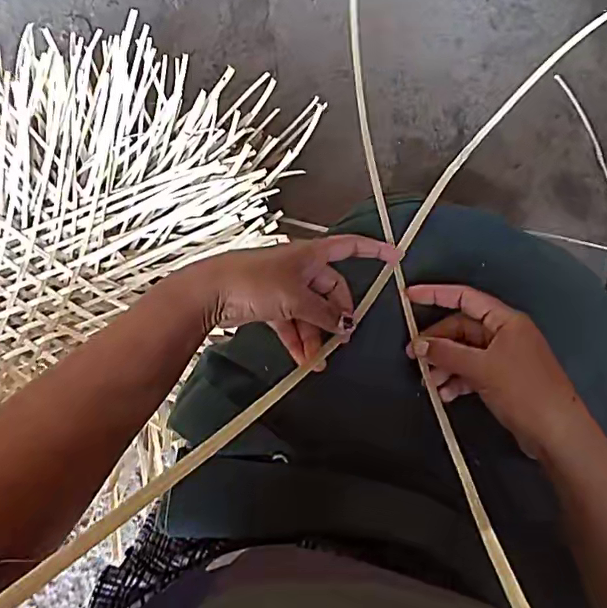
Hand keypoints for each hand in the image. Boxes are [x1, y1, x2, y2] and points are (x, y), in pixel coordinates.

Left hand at [168, 236, 399, 369]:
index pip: (350, 247)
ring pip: (311, 311)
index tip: (395, 256)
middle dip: (337, 317)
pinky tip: (303, 361)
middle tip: (342, 340)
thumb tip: (346, 325)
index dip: (374, 251)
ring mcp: (285, 286)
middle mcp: (301, 267)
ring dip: (316, 335)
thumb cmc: (255, 282)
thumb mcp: (296, 298)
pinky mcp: (270, 303)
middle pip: (331, 290)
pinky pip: (292, 322)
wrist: (211, 291)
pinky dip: (298, 339)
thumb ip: (324, 314)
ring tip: (319, 360)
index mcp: (311, 254)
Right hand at [404, 284, 595, 457]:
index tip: (409, 296)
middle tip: (413, 356)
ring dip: (444, 364)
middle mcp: (504, 334)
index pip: (465, 298)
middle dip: (437, 342)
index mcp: (505, 320)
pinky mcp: (502, 380)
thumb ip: (448, 353)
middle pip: (461, 328)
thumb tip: (419, 344)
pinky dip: (456, 380)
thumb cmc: (524, 391)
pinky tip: (445, 394)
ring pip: (464, 352)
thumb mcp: (482, 368)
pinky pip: (472, 371)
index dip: (436, 294)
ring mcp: (504, 357)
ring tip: (430, 382)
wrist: (558, 434)